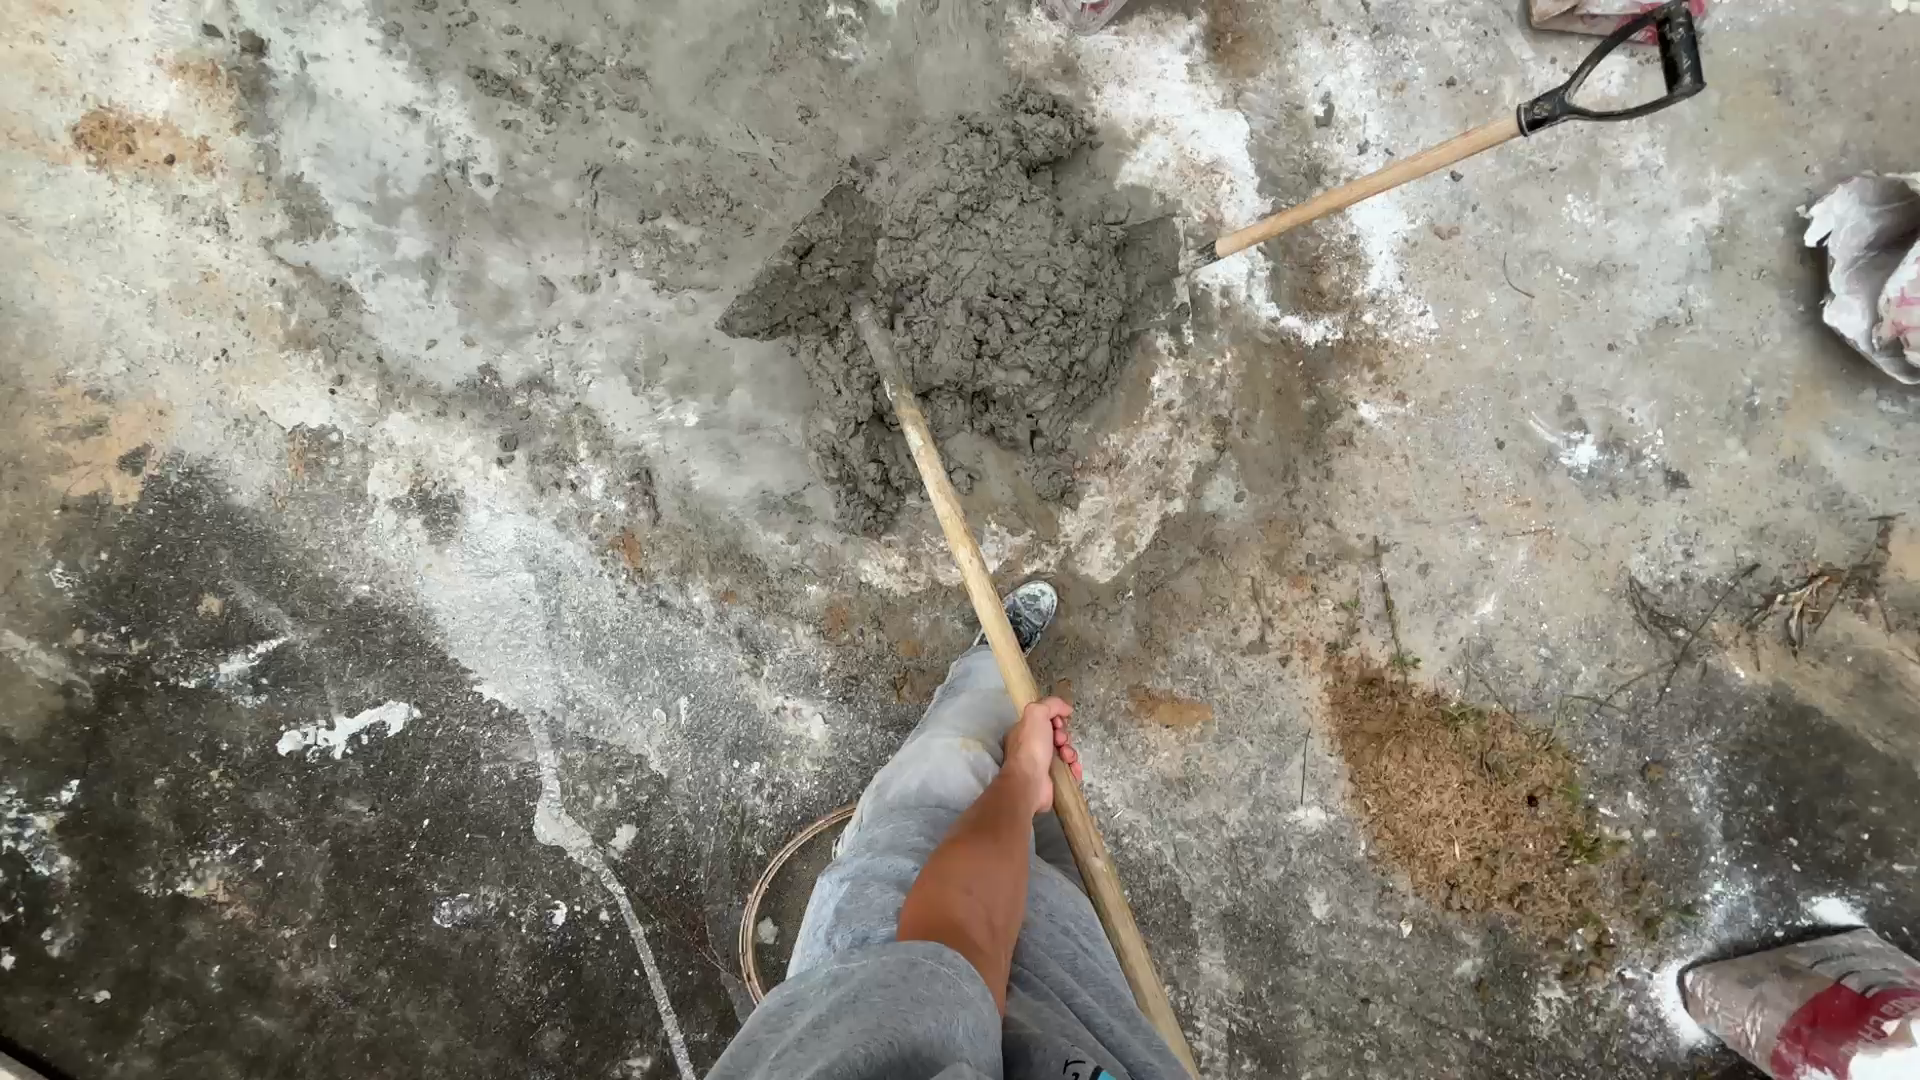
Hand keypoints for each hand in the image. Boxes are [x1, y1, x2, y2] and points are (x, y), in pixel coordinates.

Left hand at [1001, 696, 1079, 815]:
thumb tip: (1066, 708)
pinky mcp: (1052, 779)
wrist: (1029, 783)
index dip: (1056, 719)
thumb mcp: (1036, 714)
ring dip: (1070, 753)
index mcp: (1024, 730)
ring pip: (1065, 752)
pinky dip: (1074, 768)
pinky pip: (1068, 769)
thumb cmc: (1031, 746)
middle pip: (1057, 735)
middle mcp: (1031, 746)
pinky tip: (1073, 769)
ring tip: (1067, 758)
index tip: (1058, 723)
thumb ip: (1051, 704)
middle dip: (1064, 737)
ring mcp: (1041, 763)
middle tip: (1060, 742)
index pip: (1044, 719)